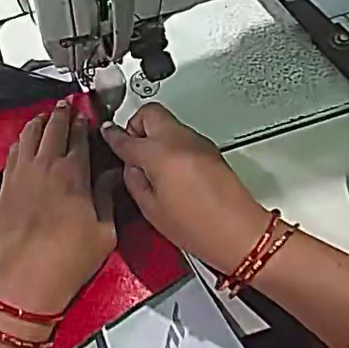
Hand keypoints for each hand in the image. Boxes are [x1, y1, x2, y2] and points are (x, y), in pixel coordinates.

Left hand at [0, 99, 117, 316]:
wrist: (25, 276)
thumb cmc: (63, 259)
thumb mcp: (105, 232)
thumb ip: (107, 198)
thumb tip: (111, 180)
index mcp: (73, 173)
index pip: (80, 136)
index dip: (84, 123)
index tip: (87, 118)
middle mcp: (45, 166)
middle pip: (54, 126)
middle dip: (62, 113)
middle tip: (67, 106)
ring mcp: (23, 173)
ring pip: (30, 133)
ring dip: (41, 121)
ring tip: (47, 116)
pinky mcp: (7, 184)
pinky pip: (14, 150)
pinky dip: (22, 139)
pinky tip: (25, 140)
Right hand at [101, 102, 273, 272]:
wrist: (241, 234)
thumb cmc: (201, 227)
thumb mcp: (151, 209)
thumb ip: (134, 180)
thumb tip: (130, 167)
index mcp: (159, 153)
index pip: (126, 137)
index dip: (112, 136)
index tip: (108, 134)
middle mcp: (179, 140)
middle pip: (149, 112)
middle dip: (135, 125)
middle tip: (131, 146)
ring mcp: (197, 142)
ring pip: (167, 122)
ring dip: (155, 136)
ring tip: (152, 164)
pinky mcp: (210, 149)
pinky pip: (182, 136)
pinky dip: (171, 145)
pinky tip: (170, 170)